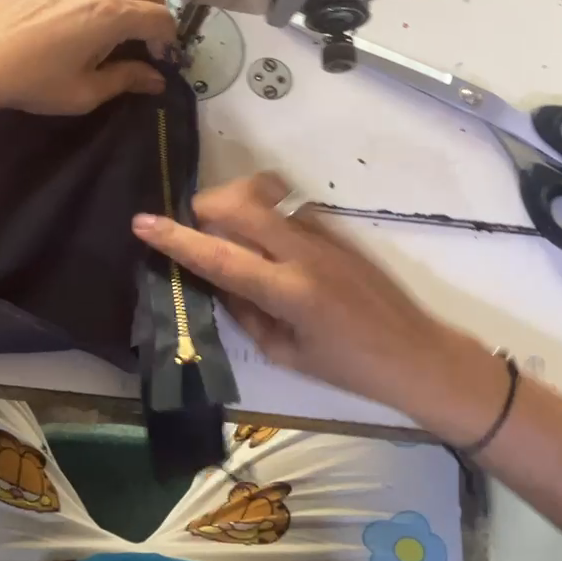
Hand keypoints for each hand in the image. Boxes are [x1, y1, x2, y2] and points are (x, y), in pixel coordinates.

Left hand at [0, 0, 176, 115]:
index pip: (160, 18)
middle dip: (154, 10)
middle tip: (140, 36)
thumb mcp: (85, 93)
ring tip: (115, 3)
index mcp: (113, 16)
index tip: (157, 58)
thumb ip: (126, 81)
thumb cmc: (34, 84)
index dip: (167, 40)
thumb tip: (156, 80)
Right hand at [132, 172, 492, 420]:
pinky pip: (284, 204)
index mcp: (290, 293)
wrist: (419, 353)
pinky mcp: (335, 228)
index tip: (142, 221)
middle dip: (204, 207)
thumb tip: (217, 279)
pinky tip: (262, 240)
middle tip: (194, 229)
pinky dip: (260, 209)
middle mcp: (304, 253)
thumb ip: (245, 311)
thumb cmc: (350, 368)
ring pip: (263, 192)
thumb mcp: (285, 353)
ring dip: (232, 202)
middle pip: (239, 203)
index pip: (220, 257)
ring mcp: (323, 234)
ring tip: (226, 230)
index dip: (176, 238)